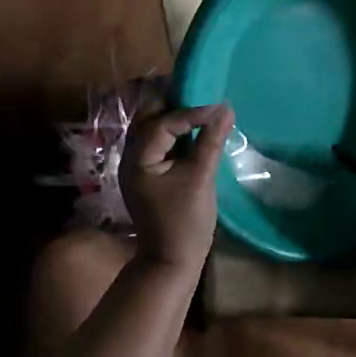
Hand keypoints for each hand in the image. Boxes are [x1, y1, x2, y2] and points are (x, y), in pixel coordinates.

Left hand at [121, 103, 234, 267]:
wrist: (171, 260)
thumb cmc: (185, 221)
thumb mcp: (200, 178)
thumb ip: (211, 141)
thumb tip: (225, 109)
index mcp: (137, 158)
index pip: (162, 123)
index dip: (192, 112)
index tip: (220, 108)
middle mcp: (130, 158)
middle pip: (149, 119)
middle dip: (175, 106)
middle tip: (204, 96)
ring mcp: (137, 167)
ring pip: (153, 131)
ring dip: (175, 119)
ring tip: (202, 112)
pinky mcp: (147, 176)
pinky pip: (158, 145)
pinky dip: (175, 135)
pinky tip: (195, 134)